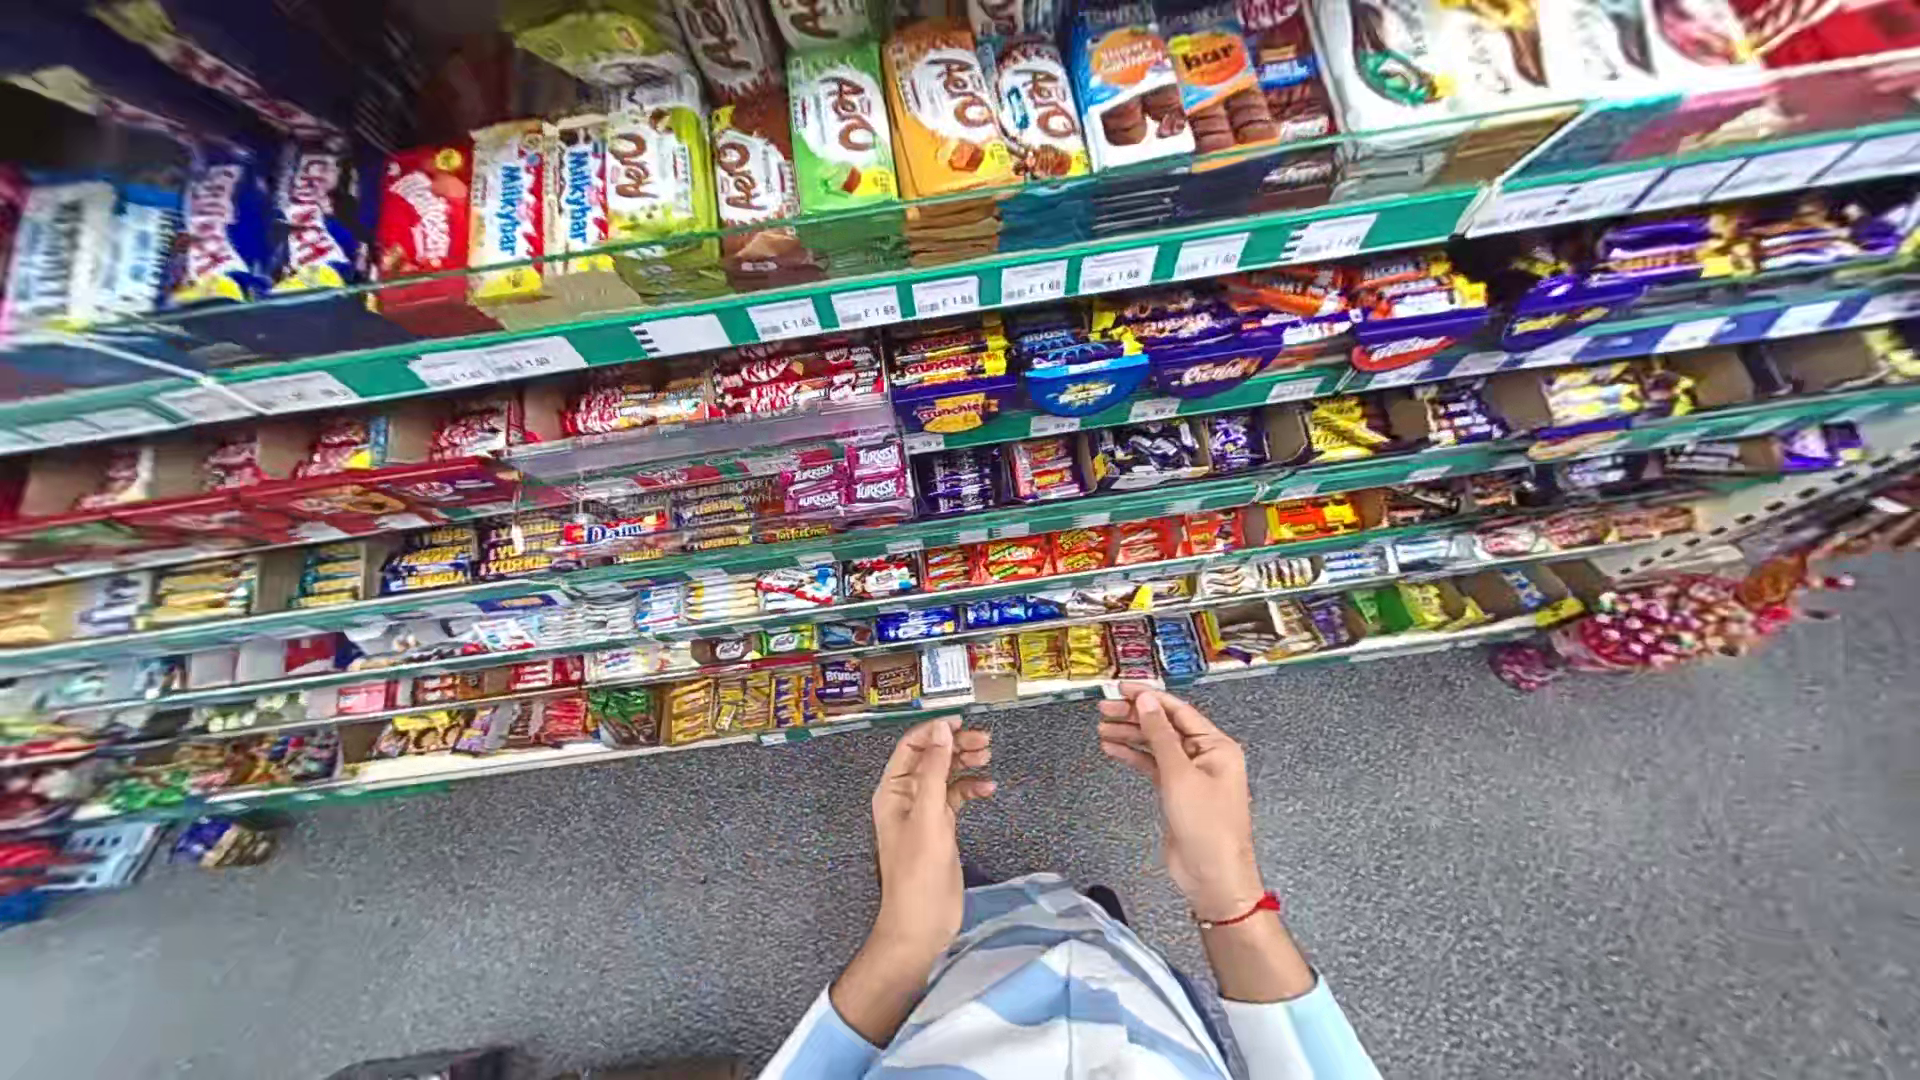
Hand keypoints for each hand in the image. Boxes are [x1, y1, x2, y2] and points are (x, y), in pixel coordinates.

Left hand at [833, 718, 993, 1045]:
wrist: (923, 925)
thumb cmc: (919, 871)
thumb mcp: (928, 815)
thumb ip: (934, 770)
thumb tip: (941, 729)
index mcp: (893, 790)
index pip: (911, 747)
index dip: (934, 731)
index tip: (960, 723)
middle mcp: (907, 796)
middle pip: (932, 757)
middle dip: (956, 745)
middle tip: (984, 741)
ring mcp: (925, 811)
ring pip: (946, 774)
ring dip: (966, 763)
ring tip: (988, 757)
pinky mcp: (941, 825)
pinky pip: (957, 796)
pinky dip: (972, 788)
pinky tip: (989, 788)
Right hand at [1098, 682, 1264, 922]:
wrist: (1213, 877)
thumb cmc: (1208, 828)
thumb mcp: (1180, 774)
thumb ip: (1160, 734)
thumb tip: (1146, 701)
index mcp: (1216, 746)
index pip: (1178, 710)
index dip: (1149, 697)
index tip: (1123, 689)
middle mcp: (1205, 756)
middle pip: (1164, 726)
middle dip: (1134, 716)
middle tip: (1105, 709)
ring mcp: (1190, 774)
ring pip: (1155, 744)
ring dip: (1129, 735)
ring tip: (1102, 727)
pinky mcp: (1177, 791)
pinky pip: (1151, 764)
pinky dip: (1132, 755)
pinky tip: (1113, 748)